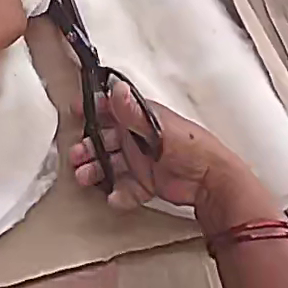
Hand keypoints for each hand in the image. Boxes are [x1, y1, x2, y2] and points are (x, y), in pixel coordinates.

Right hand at [68, 83, 247, 212]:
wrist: (212, 180)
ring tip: (83, 178)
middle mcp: (138, 137)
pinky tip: (113, 197)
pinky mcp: (148, 183)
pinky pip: (127, 188)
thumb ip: (132, 111)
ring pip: (112, 164)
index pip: (112, 108)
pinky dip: (119, 193)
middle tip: (75, 155)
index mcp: (141, 117)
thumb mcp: (157, 126)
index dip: (93, 108)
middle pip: (106, 139)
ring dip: (96, 170)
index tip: (75, 110)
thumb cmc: (188, 146)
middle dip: (89, 146)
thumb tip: (115, 89)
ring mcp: (142, 161)